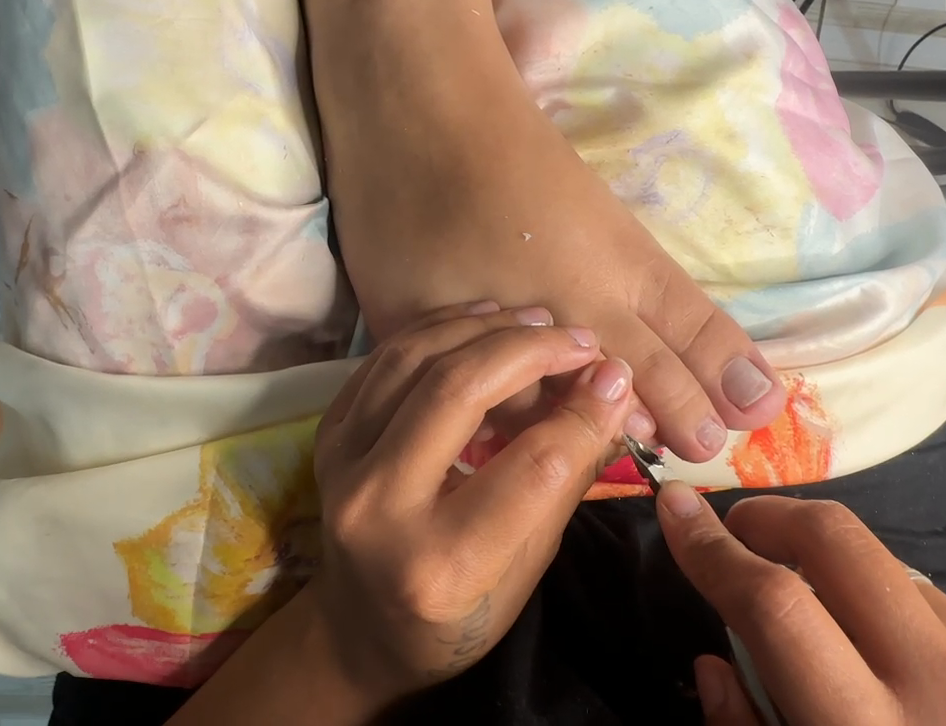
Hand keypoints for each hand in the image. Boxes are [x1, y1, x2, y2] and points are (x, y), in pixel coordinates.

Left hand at [312, 301, 634, 700]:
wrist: (360, 626)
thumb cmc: (459, 613)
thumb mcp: (527, 565)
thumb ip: (566, 475)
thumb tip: (611, 388)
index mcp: (440, 565)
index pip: (530, 467)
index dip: (583, 412)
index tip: (617, 373)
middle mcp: (377, 506)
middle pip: (456, 392)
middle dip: (527, 351)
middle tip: (576, 336)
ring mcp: (341, 461)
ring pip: (413, 360)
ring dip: (480, 328)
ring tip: (533, 319)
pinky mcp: (328, 431)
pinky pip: (385, 358)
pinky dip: (437, 329)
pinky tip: (481, 321)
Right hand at [656, 491, 945, 725]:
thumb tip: (714, 661)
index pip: (775, 606)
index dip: (711, 547)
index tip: (674, 506)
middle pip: (836, 541)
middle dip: (770, 515)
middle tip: (738, 532)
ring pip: (884, 566)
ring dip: (829, 570)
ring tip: (818, 617)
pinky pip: (935, 605)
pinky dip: (885, 609)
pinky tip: (888, 662)